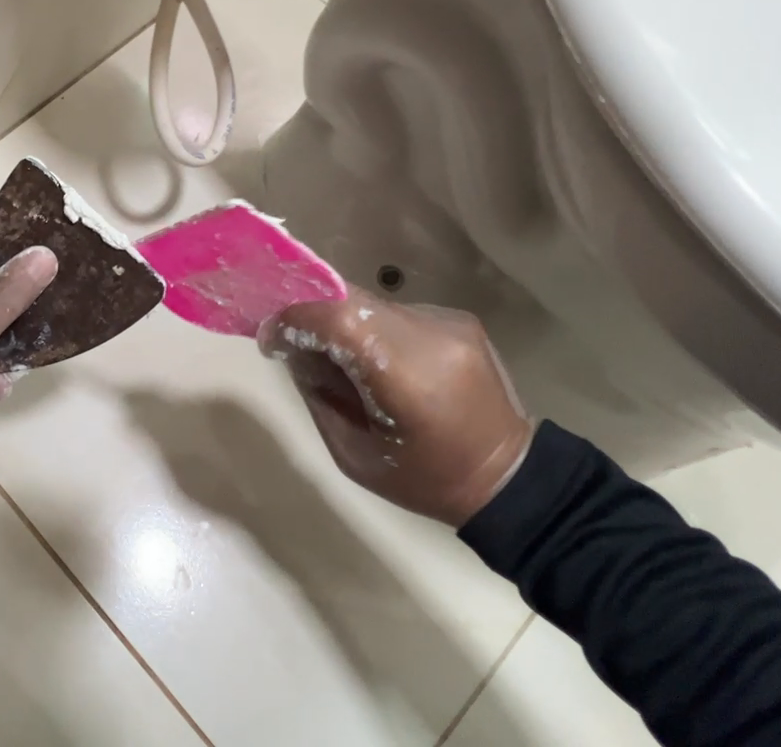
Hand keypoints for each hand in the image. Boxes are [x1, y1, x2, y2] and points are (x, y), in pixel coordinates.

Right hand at [259, 287, 534, 526]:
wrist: (511, 477)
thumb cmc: (425, 479)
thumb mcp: (353, 454)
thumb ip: (319, 396)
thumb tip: (296, 351)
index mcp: (410, 379)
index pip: (341, 319)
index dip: (296, 318)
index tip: (270, 337)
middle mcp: (433, 337)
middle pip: (353, 301)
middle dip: (312, 314)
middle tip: (292, 340)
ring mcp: (450, 323)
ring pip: (373, 303)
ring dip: (343, 320)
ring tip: (334, 355)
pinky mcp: (459, 319)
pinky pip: (397, 312)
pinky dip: (373, 328)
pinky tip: (376, 359)